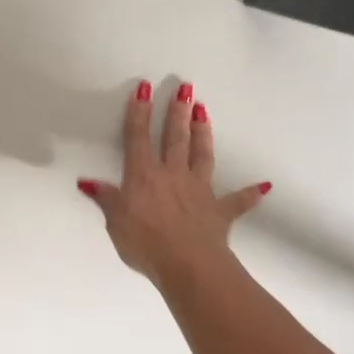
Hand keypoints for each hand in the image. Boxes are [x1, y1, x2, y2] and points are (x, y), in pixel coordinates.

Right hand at [78, 80, 270, 285]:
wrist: (188, 266)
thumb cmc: (146, 244)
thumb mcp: (115, 222)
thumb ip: (105, 199)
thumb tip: (88, 182)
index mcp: (144, 176)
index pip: (138, 138)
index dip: (139, 112)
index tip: (145, 88)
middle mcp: (173, 176)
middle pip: (175, 138)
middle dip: (177, 112)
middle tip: (185, 87)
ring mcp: (199, 191)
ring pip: (202, 156)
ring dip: (203, 133)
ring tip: (204, 111)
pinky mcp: (219, 211)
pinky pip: (238, 201)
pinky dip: (251, 194)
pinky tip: (265, 186)